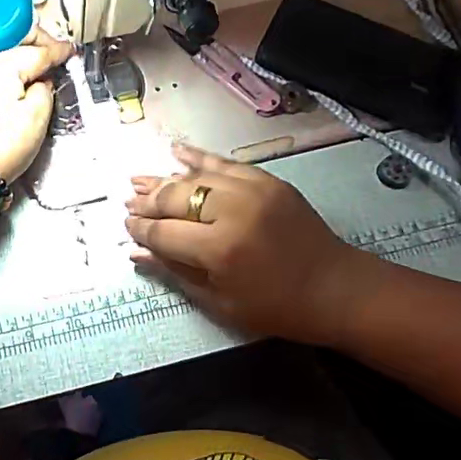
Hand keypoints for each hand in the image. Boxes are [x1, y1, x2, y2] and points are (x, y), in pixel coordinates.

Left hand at [0, 23, 74, 180]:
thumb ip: (44, 91)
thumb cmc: (0, 148)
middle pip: (3, 34)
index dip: (57, 51)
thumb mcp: (37, 120)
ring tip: (0, 48)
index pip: (37, 51)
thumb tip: (40, 81)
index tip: (69, 52)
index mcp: (1, 63)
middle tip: (46, 48)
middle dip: (28, 37)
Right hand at [125, 144, 380, 345]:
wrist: (334, 288)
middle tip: (128, 203)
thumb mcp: (220, 301)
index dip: (141, 230)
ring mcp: (253, 189)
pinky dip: (200, 157)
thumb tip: (136, 252)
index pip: (165, 232)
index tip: (126, 227)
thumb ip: (175, 272)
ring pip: (197, 177)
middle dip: (148, 202)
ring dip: (165, 178)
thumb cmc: (275, 307)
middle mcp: (233, 211)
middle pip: (176, 198)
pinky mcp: (269, 181)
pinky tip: (176, 152)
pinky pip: (226, 163)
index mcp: (220, 249)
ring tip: (138, 180)